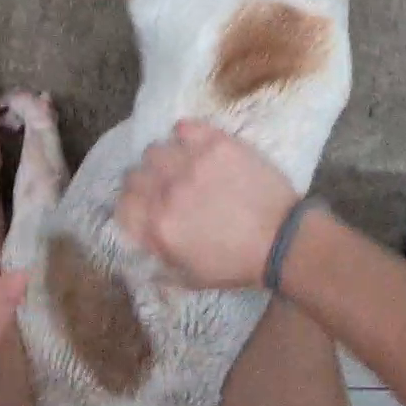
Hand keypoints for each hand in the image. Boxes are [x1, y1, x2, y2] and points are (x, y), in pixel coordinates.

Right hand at [115, 119, 299, 288]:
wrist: (283, 238)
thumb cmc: (238, 264)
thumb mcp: (191, 278)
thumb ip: (160, 260)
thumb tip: (142, 244)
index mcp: (159, 226)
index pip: (123, 205)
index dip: (131, 206)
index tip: (143, 206)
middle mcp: (168, 191)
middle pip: (135, 174)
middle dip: (145, 182)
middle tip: (163, 186)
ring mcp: (192, 163)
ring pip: (156, 149)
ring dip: (163, 158)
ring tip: (180, 164)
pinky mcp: (216, 143)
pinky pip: (185, 127)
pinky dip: (185, 134)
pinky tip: (194, 145)